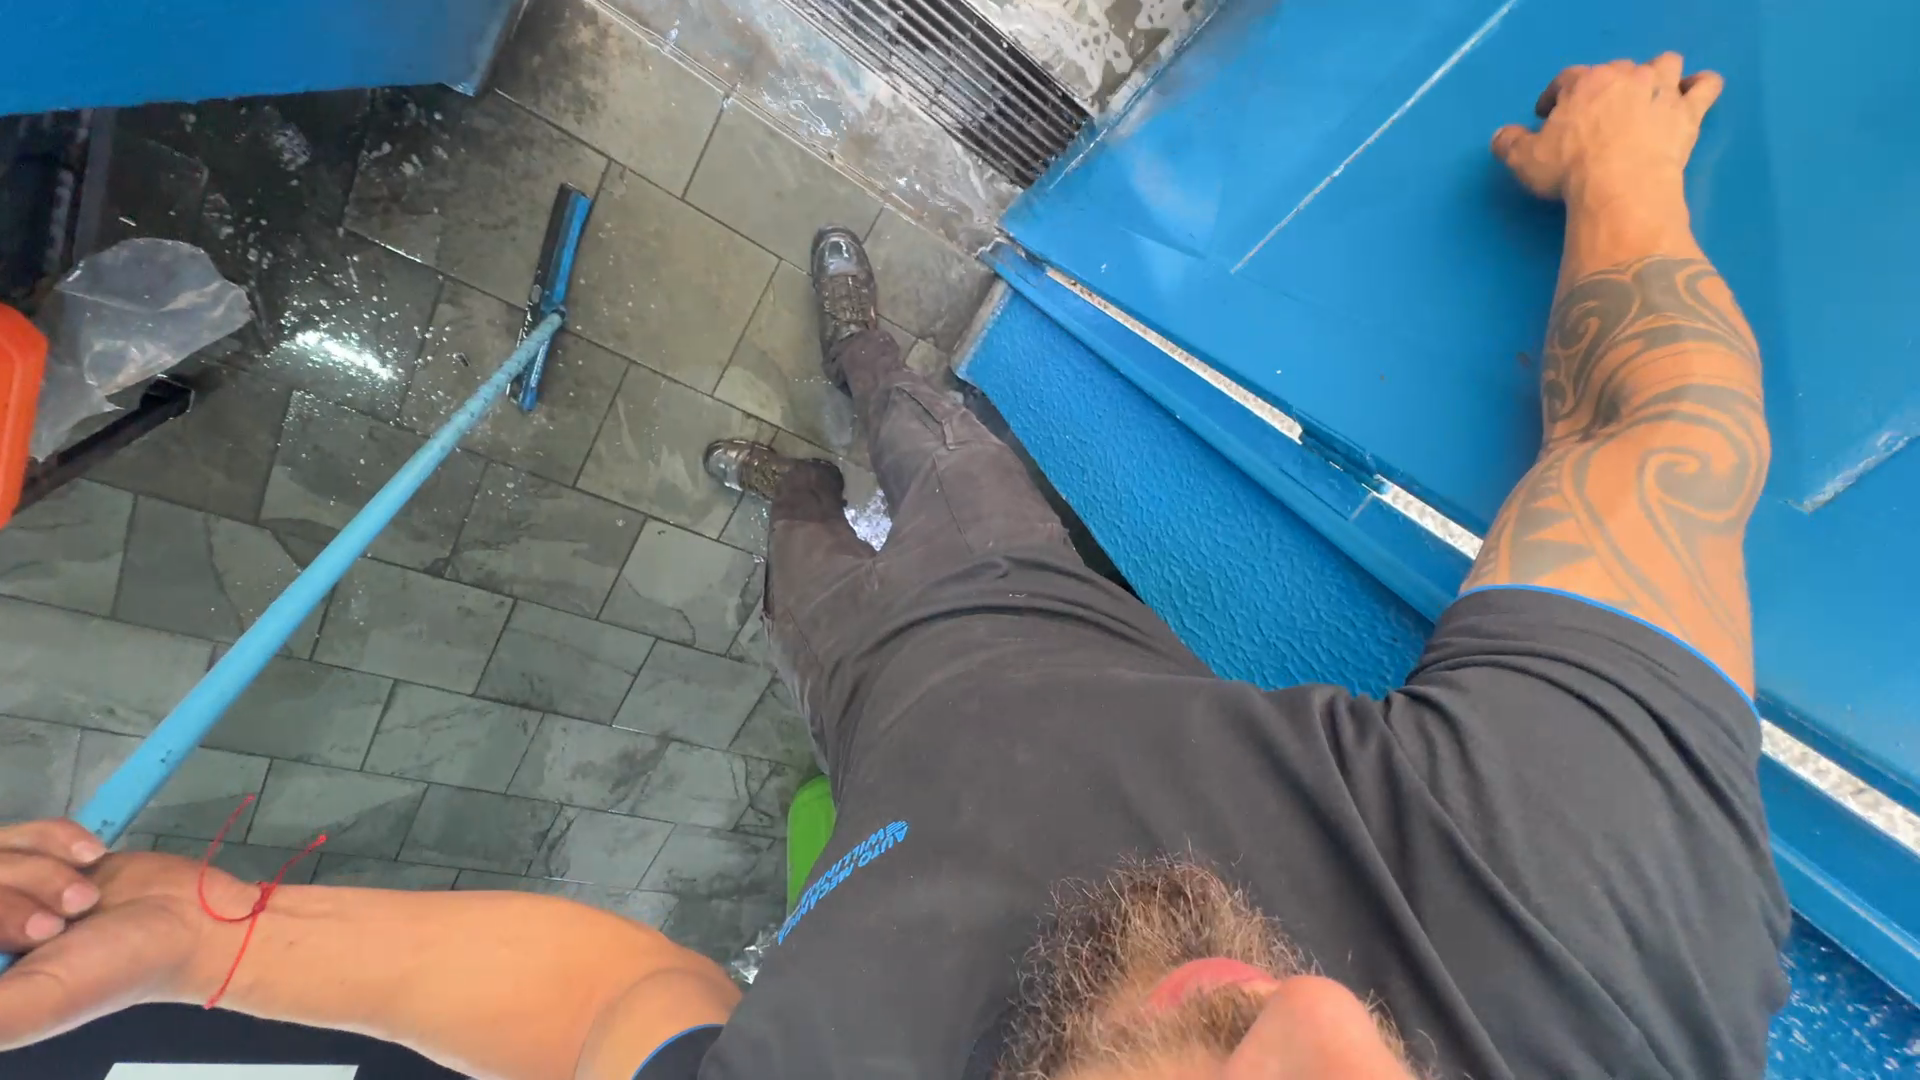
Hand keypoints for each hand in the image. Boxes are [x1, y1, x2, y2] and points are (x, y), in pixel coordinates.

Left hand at [0, 820, 243, 1050]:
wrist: (198, 923)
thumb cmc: (115, 971)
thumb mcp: (23, 1007)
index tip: (26, 932)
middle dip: (9, 899)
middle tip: (57, 925)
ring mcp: (12, 892)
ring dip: (40, 871)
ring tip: (85, 897)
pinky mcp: (53, 858)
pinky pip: (25, 832)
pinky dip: (60, 839)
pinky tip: (93, 856)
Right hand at [1492, 53, 1722, 204]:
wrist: (1619, 184)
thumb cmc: (1566, 168)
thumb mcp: (1522, 160)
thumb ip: (1508, 143)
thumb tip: (1501, 135)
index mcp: (1585, 84)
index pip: (1565, 79)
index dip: (1554, 95)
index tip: (1545, 114)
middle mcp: (1627, 76)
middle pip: (1616, 69)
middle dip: (1603, 88)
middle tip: (1592, 113)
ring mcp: (1663, 89)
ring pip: (1666, 64)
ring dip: (1656, 75)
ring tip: (1643, 97)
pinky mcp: (1689, 110)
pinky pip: (1705, 85)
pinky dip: (1698, 87)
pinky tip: (1688, 97)